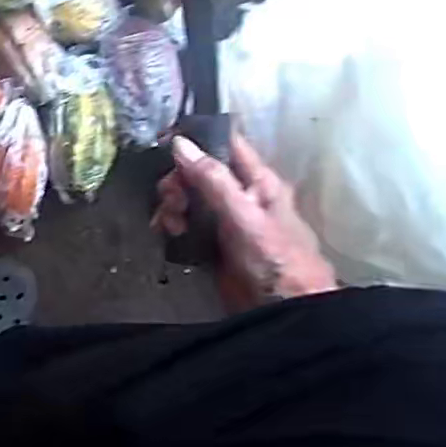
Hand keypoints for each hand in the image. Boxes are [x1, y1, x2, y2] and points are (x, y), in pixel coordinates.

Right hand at [153, 130, 337, 311]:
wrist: (281, 308)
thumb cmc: (272, 258)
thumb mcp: (242, 214)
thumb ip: (211, 179)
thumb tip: (180, 143)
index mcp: (258, 181)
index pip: (226, 144)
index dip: (197, 138)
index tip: (164, 141)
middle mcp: (240, 194)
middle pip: (197, 172)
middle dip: (177, 183)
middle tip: (173, 201)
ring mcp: (224, 218)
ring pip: (186, 197)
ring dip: (171, 206)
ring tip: (172, 226)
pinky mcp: (209, 241)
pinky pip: (182, 221)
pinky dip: (170, 224)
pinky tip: (169, 234)